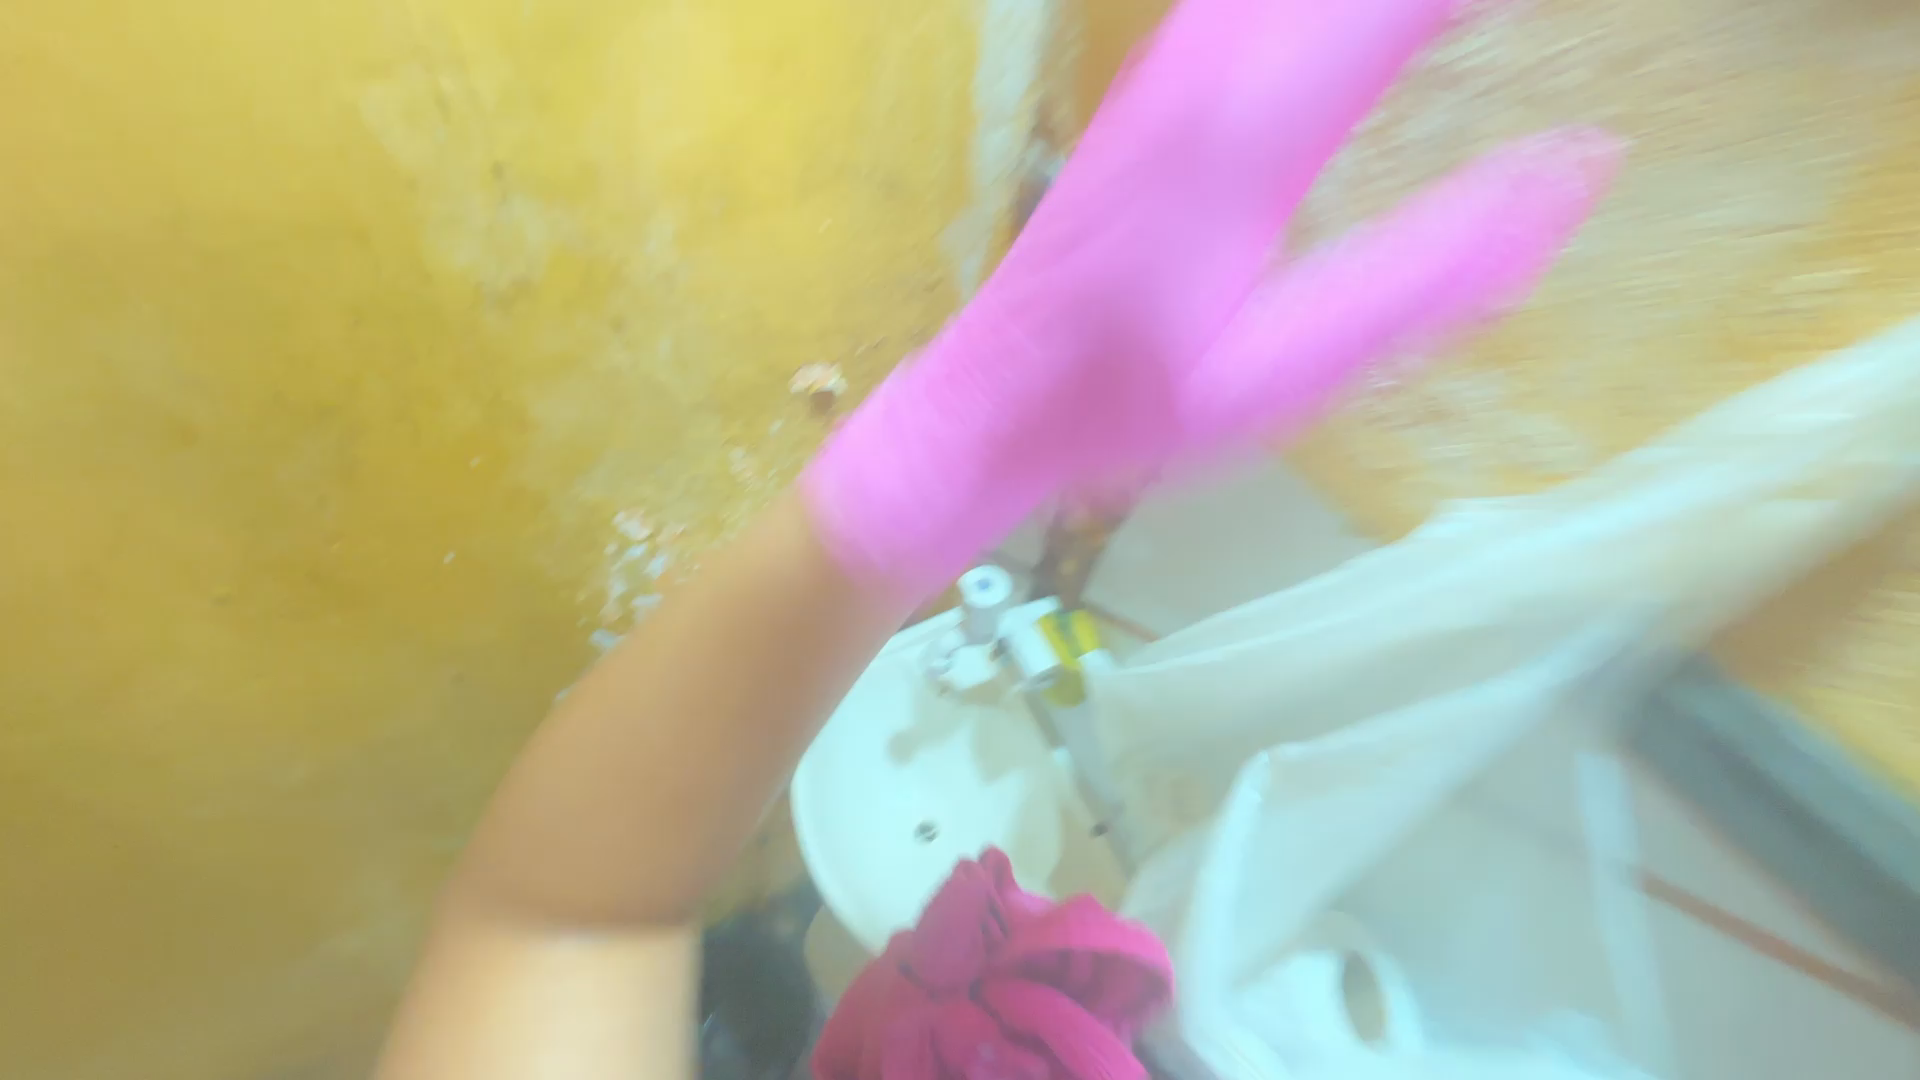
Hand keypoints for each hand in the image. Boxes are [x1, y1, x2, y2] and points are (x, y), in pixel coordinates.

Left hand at [804, 0, 1620, 600]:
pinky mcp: (1150, 94)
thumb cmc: (1120, 409)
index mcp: (1249, 129)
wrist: (995, 400)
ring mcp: (1168, 71)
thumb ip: (1421, 281)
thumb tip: (1577, 170)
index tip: (1543, 8)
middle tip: (1503, 20)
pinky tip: (1388, 27)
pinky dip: (1335, 10)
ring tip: (1466, 25)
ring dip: (1396, 6)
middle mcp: (1204, 68)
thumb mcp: (1276, 378)